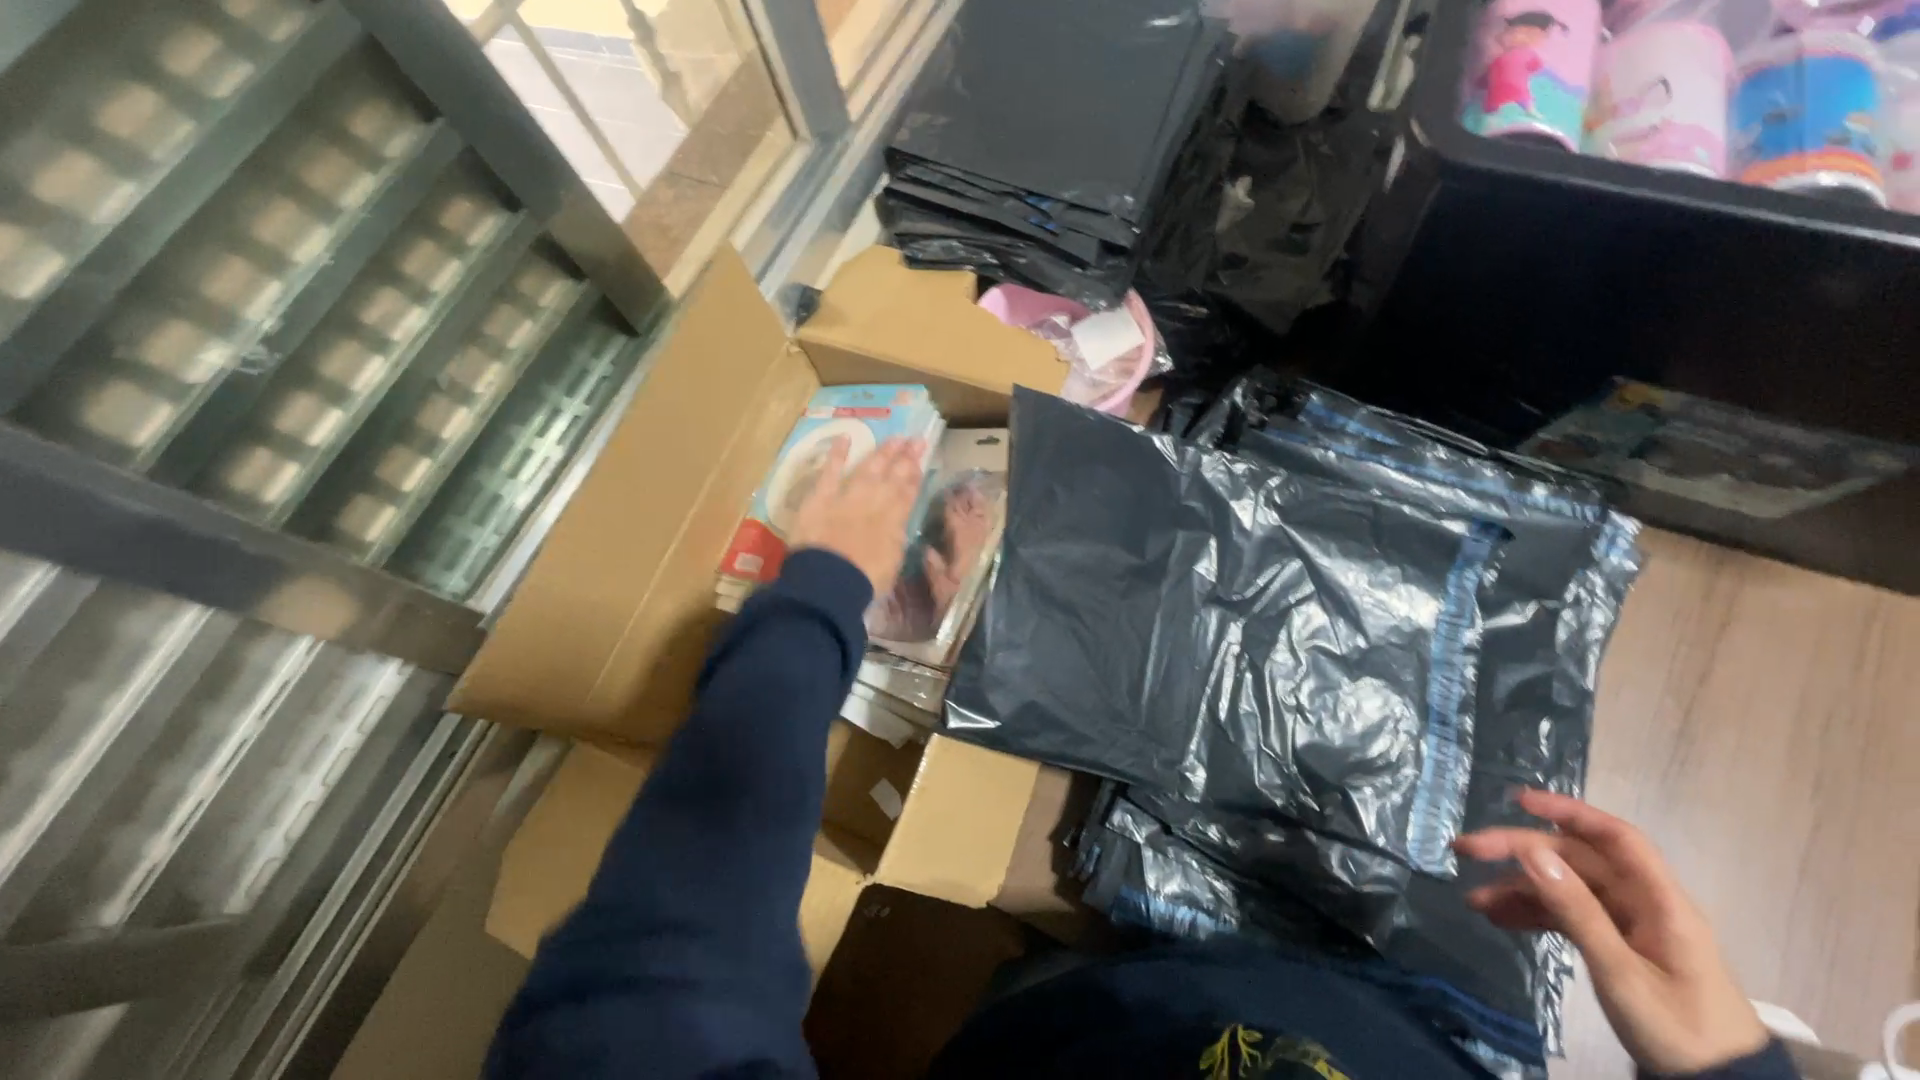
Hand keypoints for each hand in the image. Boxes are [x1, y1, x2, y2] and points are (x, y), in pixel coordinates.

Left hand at [788, 436, 924, 595]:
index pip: (907, 494)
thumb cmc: (864, 581)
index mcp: (894, 523)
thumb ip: (895, 541)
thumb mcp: (892, 564)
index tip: (922, 457)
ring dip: (882, 453)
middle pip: (893, 476)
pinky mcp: (821, 497)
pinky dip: (837, 454)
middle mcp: (875, 504)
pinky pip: (830, 472)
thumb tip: (897, 528)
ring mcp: (848, 497)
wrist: (830, 580)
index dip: (915, 475)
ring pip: (868, 469)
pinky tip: (845, 438)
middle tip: (915, 439)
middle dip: (905, 457)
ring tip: (894, 438)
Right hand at [1454, 790, 1768, 1075]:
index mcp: (1660, 902)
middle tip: (1466, 850)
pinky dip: (1534, 913)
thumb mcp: (1621, 973)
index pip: (1615, 838)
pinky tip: (1500, 920)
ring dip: (1520, 888)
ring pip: (1566, 887)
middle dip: (1520, 851)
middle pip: (1577, 859)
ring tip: (1475, 901)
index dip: (1569, 811)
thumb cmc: (1678, 1029)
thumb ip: (1577, 911)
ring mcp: (1630, 923)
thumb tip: (1532, 851)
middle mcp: (1644, 902)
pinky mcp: (1618, 944)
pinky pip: (1569, 914)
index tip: (1517, 801)